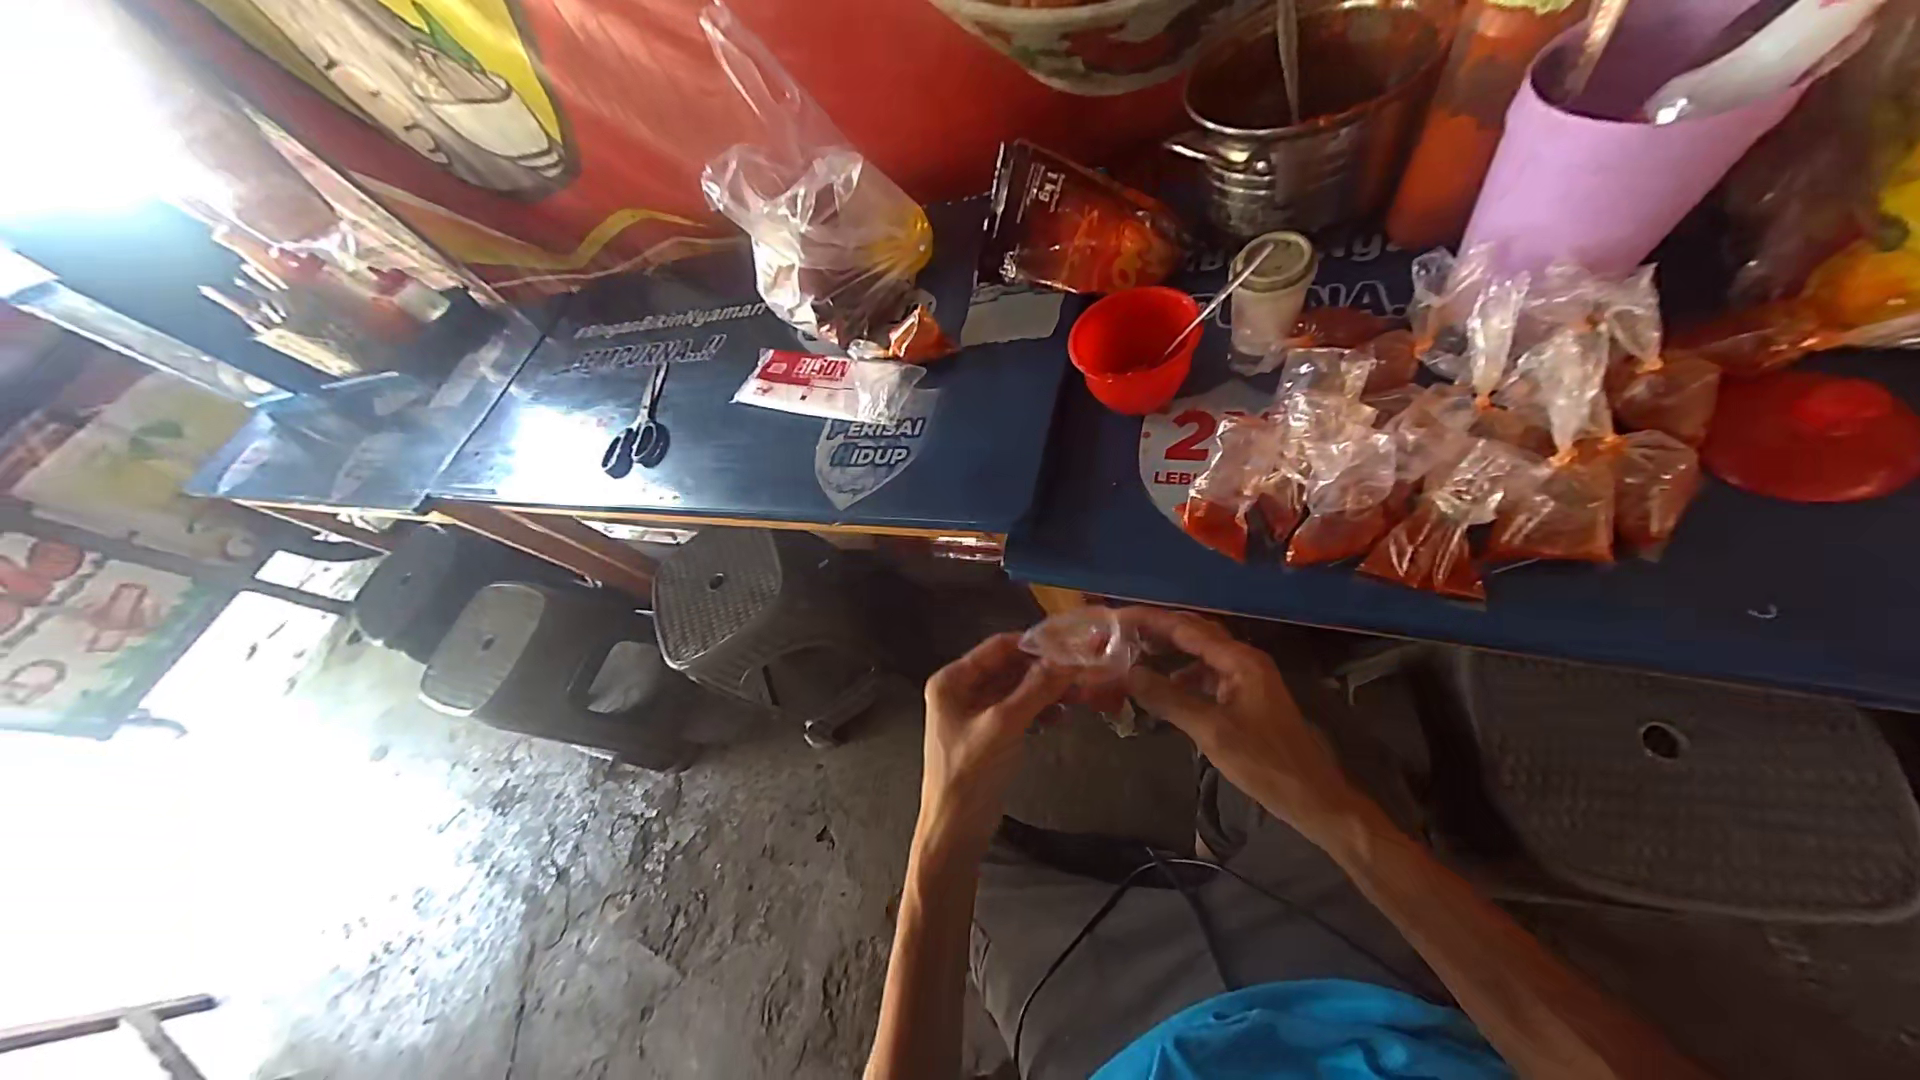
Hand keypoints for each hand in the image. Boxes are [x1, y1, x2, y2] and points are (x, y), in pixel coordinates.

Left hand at [915, 633, 1074, 860]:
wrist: (955, 831)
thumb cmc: (970, 774)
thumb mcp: (1004, 726)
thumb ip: (1036, 689)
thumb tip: (1069, 659)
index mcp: (952, 680)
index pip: (998, 647)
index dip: (1034, 643)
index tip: (1071, 643)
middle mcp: (961, 690)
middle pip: (1010, 667)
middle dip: (1045, 669)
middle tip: (1084, 670)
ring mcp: (975, 713)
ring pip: (1017, 689)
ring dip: (1047, 690)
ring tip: (1081, 693)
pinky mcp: (989, 733)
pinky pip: (1019, 710)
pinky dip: (1040, 709)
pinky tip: (1061, 716)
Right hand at [1116, 607, 1366, 840]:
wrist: (1313, 798)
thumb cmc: (1265, 762)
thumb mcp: (1211, 731)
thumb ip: (1169, 699)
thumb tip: (1129, 674)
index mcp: (1240, 660)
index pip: (1187, 628)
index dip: (1150, 620)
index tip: (1118, 617)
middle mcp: (1243, 660)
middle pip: (1195, 633)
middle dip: (1157, 629)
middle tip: (1120, 631)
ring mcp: (1246, 679)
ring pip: (1200, 653)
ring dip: (1169, 651)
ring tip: (1135, 653)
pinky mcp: (1244, 698)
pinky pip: (1206, 674)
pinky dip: (1181, 674)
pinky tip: (1163, 686)